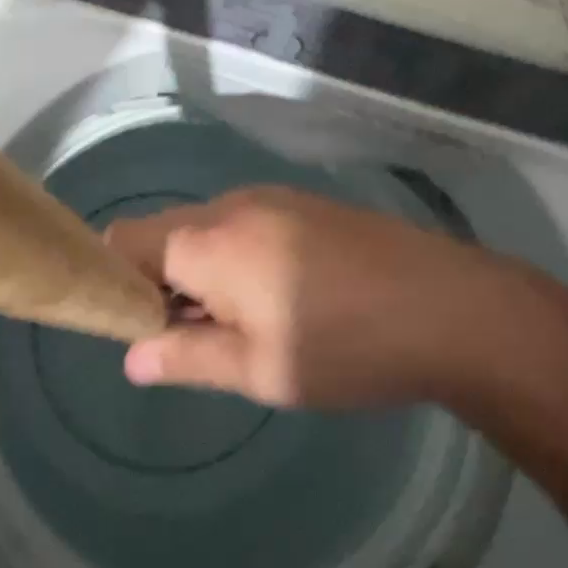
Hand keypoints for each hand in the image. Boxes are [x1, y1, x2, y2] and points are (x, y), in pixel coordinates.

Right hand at [104, 186, 494, 408]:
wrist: (452, 309)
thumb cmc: (345, 346)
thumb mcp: (259, 369)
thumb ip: (186, 358)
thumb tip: (133, 357)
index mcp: (207, 241)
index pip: (124, 241)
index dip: (115, 281)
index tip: (137, 327)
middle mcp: (231, 205)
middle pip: (166, 234)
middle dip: (163, 283)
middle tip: (196, 340)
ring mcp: (274, 198)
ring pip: (208, 231)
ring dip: (205, 273)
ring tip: (247, 326)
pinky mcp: (308, 204)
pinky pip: (247, 225)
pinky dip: (239, 259)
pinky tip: (285, 299)